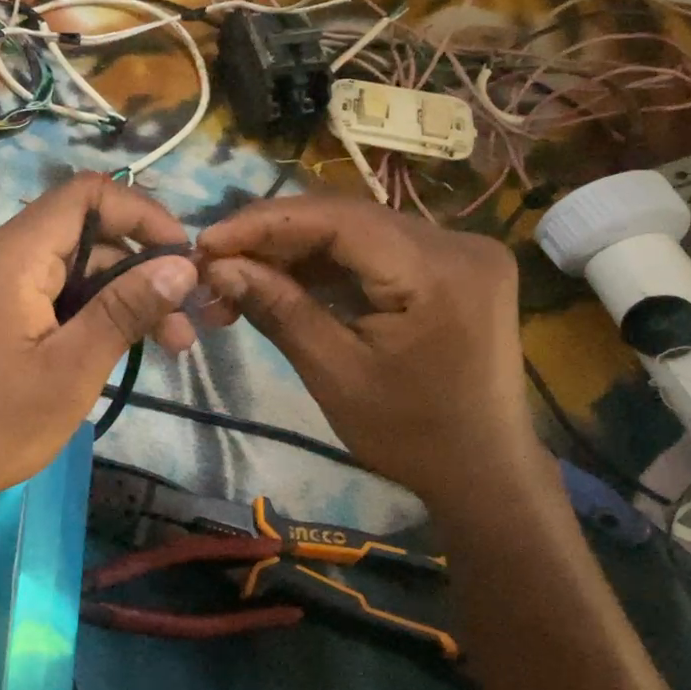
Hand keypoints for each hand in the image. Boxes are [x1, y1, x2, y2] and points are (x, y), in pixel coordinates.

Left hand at [0, 173, 198, 507]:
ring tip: (162, 346)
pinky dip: (77, 309)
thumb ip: (126, 308)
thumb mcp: (72, 370)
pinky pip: (38, 288)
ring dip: (111, 297)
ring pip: (62, 266)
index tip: (183, 255)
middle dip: (135, 273)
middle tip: (181, 329)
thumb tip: (182, 264)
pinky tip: (111, 344)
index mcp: (7, 256)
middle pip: (78, 235)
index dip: (141, 214)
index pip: (85, 195)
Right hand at [197, 196, 547, 502]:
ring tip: (236, 279)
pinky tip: (280, 283)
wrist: (484, 472)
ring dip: (291, 251)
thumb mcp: (333, 373)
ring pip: (355, 231)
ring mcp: (458, 252)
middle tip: (212, 264)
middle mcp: (458, 244)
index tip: (206, 242)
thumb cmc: (410, 434)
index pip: (339, 218)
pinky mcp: (450, 267)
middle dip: (271, 238)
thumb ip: (278, 309)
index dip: (264, 223)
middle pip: (346, 218)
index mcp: (439, 271)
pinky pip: (373, 250)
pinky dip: (322, 265)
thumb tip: (217, 267)